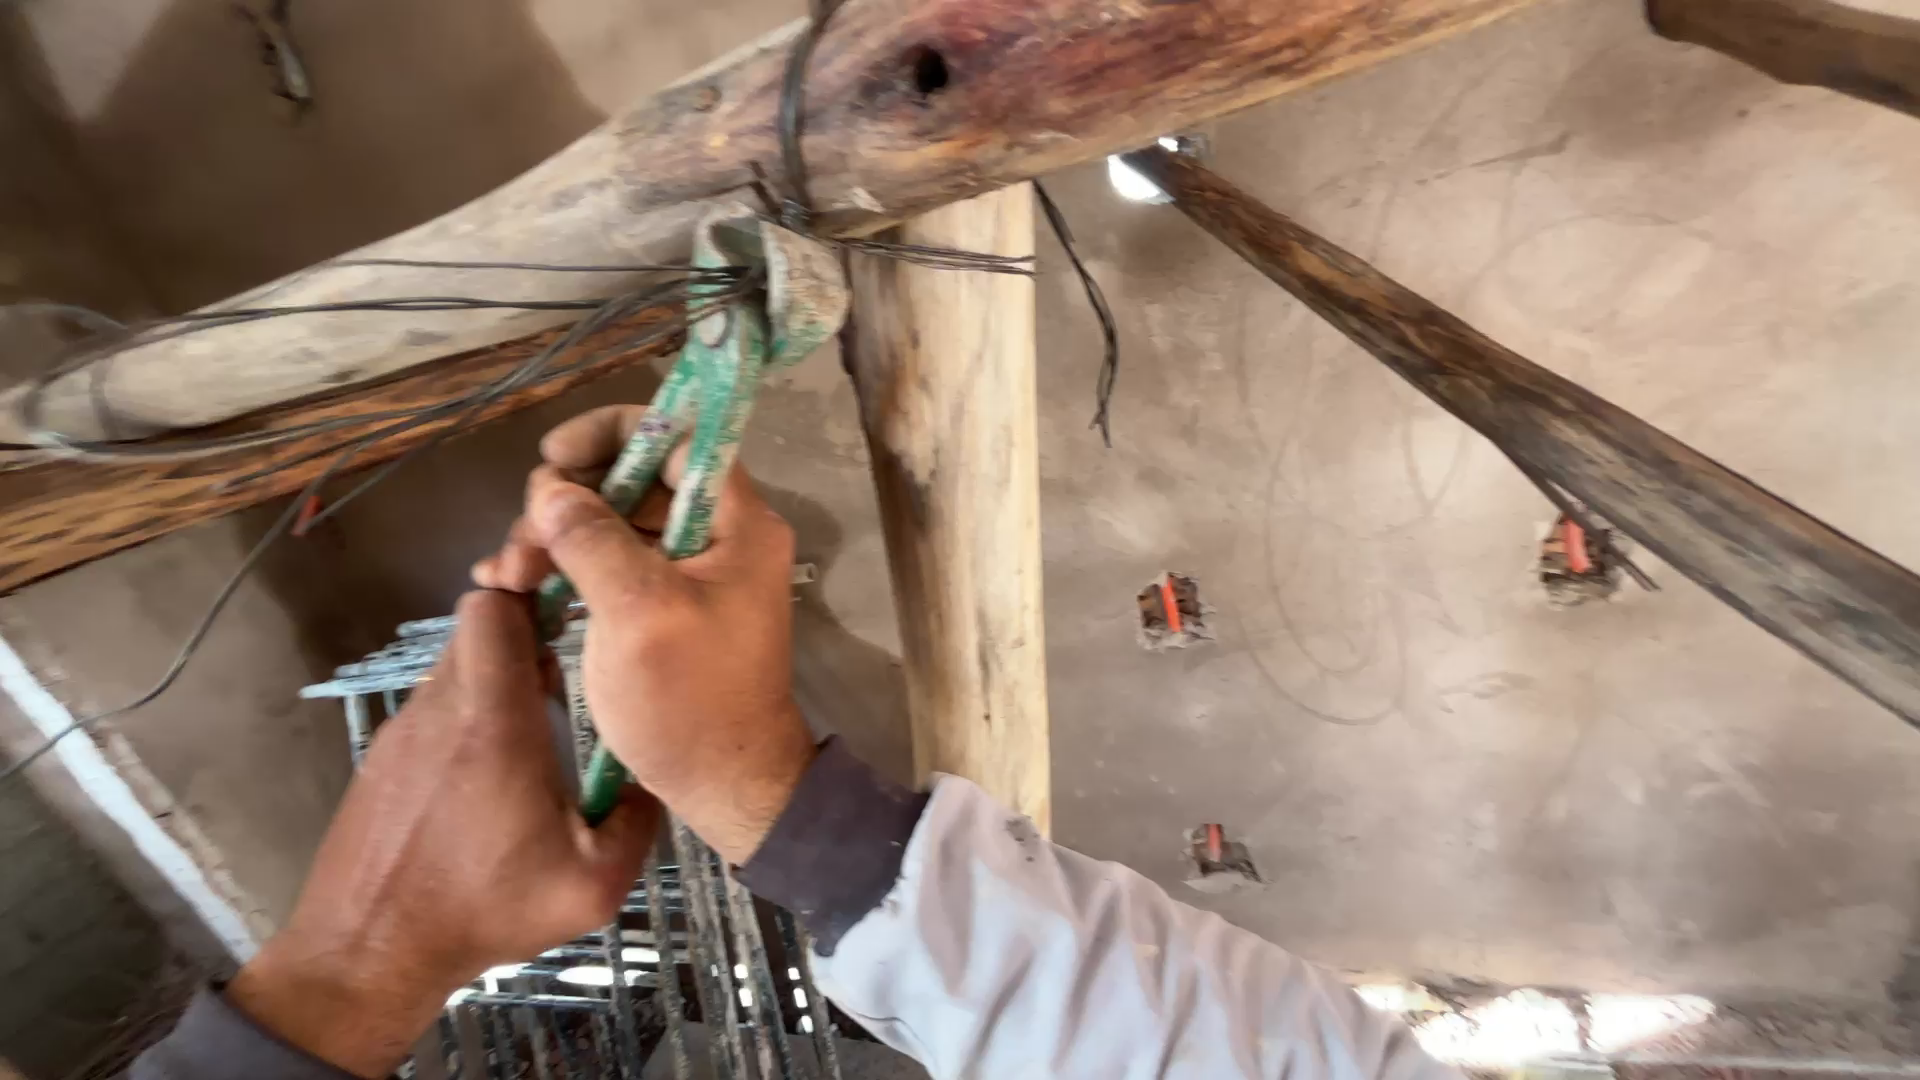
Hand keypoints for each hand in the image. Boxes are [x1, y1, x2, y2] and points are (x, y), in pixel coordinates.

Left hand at [228, 589, 657, 1077]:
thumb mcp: (593, 884)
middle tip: (573, 662)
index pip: (493, 609)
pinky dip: (473, 706)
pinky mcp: (384, 756)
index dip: (531, 589)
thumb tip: (652, 773)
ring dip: (502, 669)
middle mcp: (443, 711)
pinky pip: (438, 702)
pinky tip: (495, 763)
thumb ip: (640, 818)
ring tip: (543, 716)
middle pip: (479, 625)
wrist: (360, 963)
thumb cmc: (483, 912)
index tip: (573, 601)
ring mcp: (404, 732)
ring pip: (459, 662)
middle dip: (528, 626)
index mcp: (495, 724)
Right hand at [472, 405, 816, 863]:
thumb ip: (594, 539)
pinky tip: (519, 587)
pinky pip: (618, 562)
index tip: (553, 458)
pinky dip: (572, 567)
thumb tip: (552, 490)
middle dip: (571, 500)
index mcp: (738, 522)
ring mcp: (696, 570)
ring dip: (559, 537)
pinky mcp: (670, 602)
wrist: (726, 777)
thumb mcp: (637, 611)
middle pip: (640, 481)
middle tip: (520, 545)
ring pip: (620, 522)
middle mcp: (723, 534)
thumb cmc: (690, 698)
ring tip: (506, 575)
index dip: (613, 434)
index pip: (680, 438)